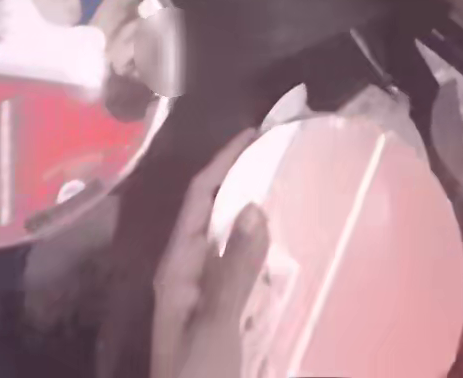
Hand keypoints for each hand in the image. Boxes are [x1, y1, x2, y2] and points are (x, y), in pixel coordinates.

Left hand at [152, 131, 270, 377]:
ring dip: (249, 213)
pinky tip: (283, 249)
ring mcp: (200, 294)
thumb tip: (252, 205)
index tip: (254, 134)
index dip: (224, 160)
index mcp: (177, 265)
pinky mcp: (216, 316)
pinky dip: (258, 250)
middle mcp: (185, 271)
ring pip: (226, 239)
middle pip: (211, 212)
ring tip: (285, 191)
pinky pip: (237, 268)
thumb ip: (233, 269)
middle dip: (239, 181)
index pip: (200, 195)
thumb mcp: (217, 328)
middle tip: (277, 159)